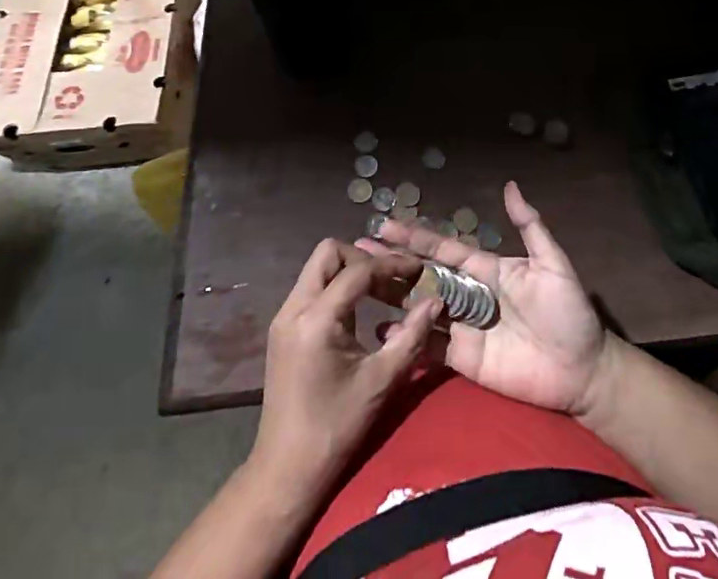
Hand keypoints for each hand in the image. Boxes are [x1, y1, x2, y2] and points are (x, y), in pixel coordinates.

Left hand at [250, 239, 440, 492]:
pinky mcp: (282, 328)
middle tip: (394, 280)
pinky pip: (311, 290)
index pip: (357, 270)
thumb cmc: (337, 425)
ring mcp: (284, 316)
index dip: (391, 265)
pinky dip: (337, 289)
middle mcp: (293, 307)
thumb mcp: (381, 380)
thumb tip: (435, 302)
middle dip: (364, 259)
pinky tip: (361, 312)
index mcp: (316, 318)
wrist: (288, 464)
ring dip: (350, 273)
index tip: (418, 271)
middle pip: (328, 254)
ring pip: (317, 269)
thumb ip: (411, 336)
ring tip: (384, 294)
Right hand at [360, 182, 616, 417]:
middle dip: (390, 263)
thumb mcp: (553, 264)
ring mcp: (461, 327)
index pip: (442, 249)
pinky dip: (404, 337)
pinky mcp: (461, 358)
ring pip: (418, 307)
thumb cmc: (570, 313)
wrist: (583, 371)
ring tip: (358, 287)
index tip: (385, 225)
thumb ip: (530, 226)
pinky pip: (427, 345)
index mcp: (484, 269)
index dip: (414, 237)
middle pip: (421, 275)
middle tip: (356, 251)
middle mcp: (466, 294)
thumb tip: (511, 186)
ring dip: (389, 295)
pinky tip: (380, 330)